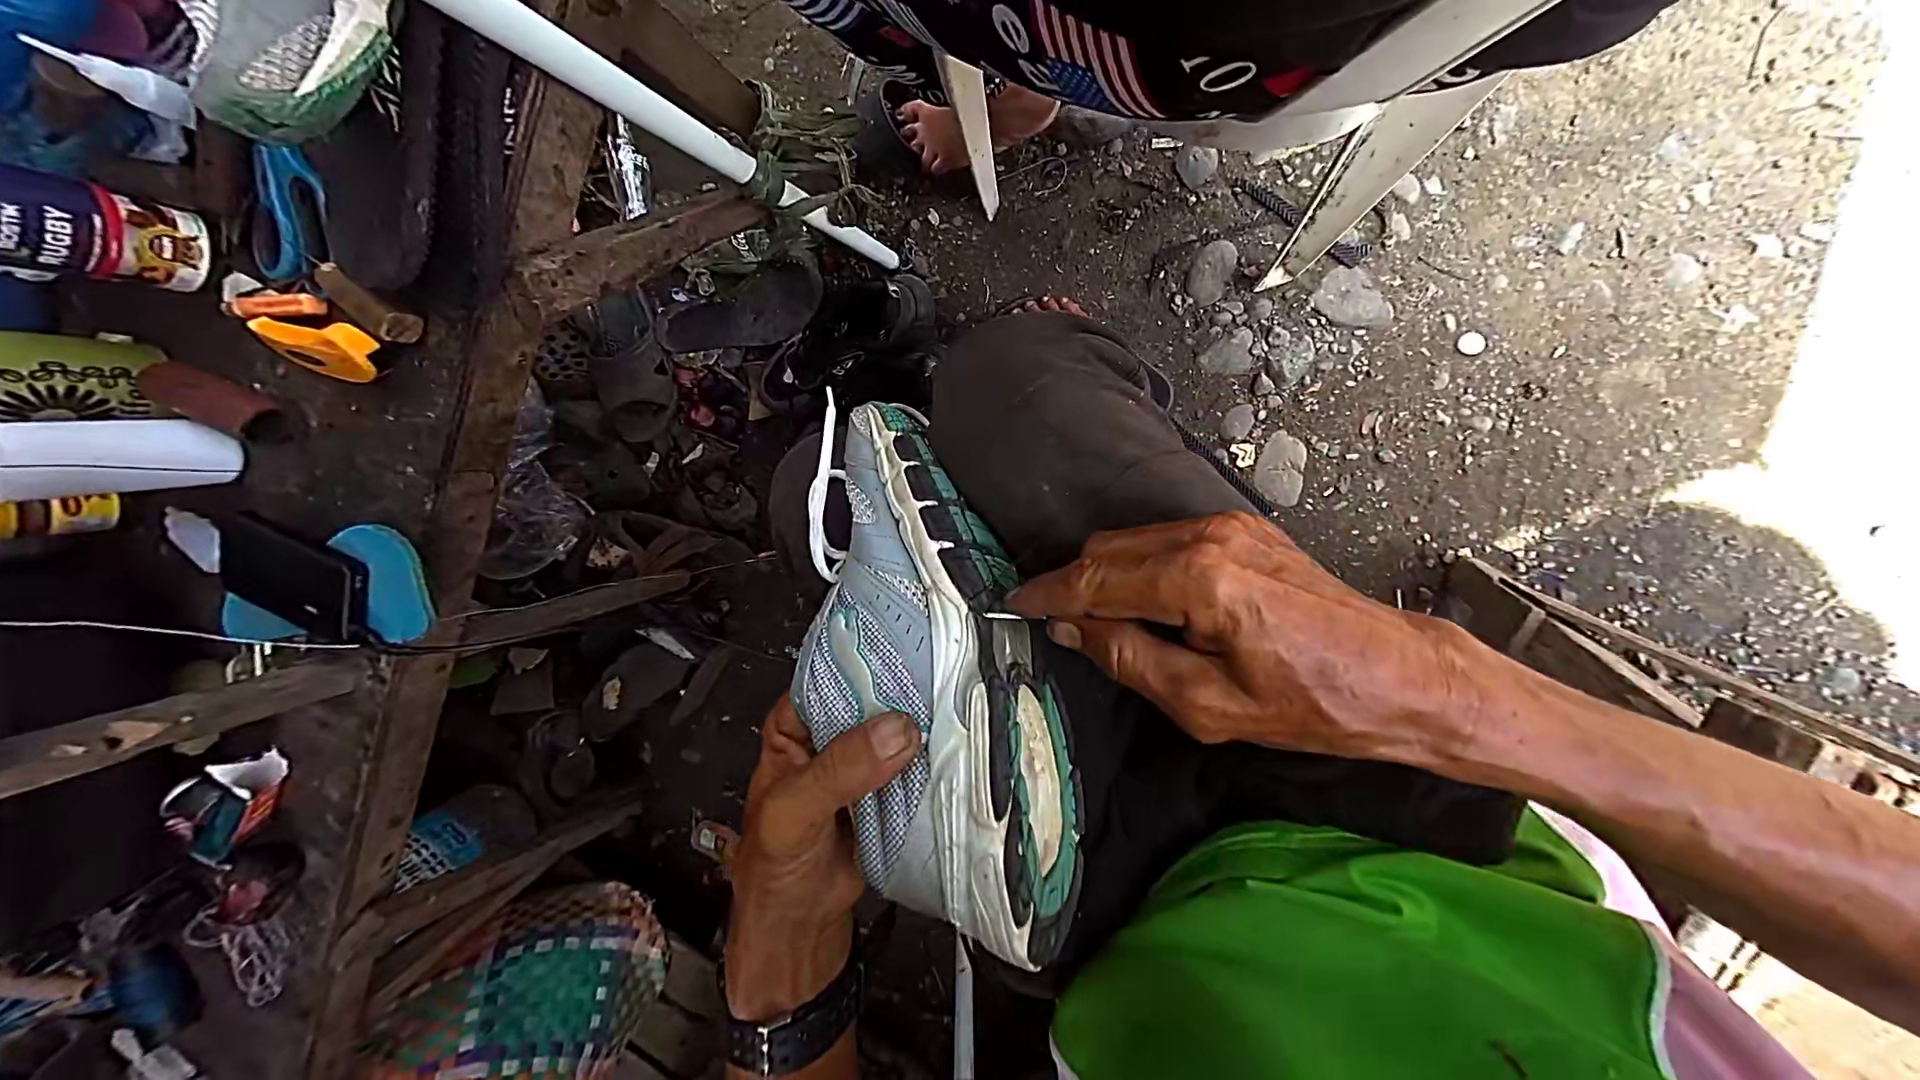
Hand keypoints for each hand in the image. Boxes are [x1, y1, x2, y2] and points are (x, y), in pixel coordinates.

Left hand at [725, 694, 919, 1021]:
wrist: (798, 930)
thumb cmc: (771, 870)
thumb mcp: (795, 810)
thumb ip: (840, 769)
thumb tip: (893, 731)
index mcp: (793, 727)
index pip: (831, 676)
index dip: (865, 666)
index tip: (902, 660)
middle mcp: (828, 737)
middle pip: (869, 700)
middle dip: (900, 697)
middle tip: (934, 687)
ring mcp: (859, 763)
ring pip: (893, 731)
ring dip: (917, 729)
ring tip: (946, 715)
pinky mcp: (886, 789)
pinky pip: (910, 764)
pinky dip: (927, 762)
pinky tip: (944, 753)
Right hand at [1006, 512, 1477, 763]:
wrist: (1398, 676)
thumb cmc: (1314, 702)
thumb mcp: (1206, 705)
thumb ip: (1128, 658)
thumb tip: (1075, 628)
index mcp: (1200, 581)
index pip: (1097, 581)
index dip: (1050, 593)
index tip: (1018, 602)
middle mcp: (1210, 537)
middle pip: (1107, 550)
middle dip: (1074, 584)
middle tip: (1057, 622)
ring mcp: (1229, 526)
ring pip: (1132, 540)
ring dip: (1104, 574)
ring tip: (1098, 618)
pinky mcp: (1243, 528)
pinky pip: (1164, 537)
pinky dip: (1138, 564)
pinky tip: (1141, 598)